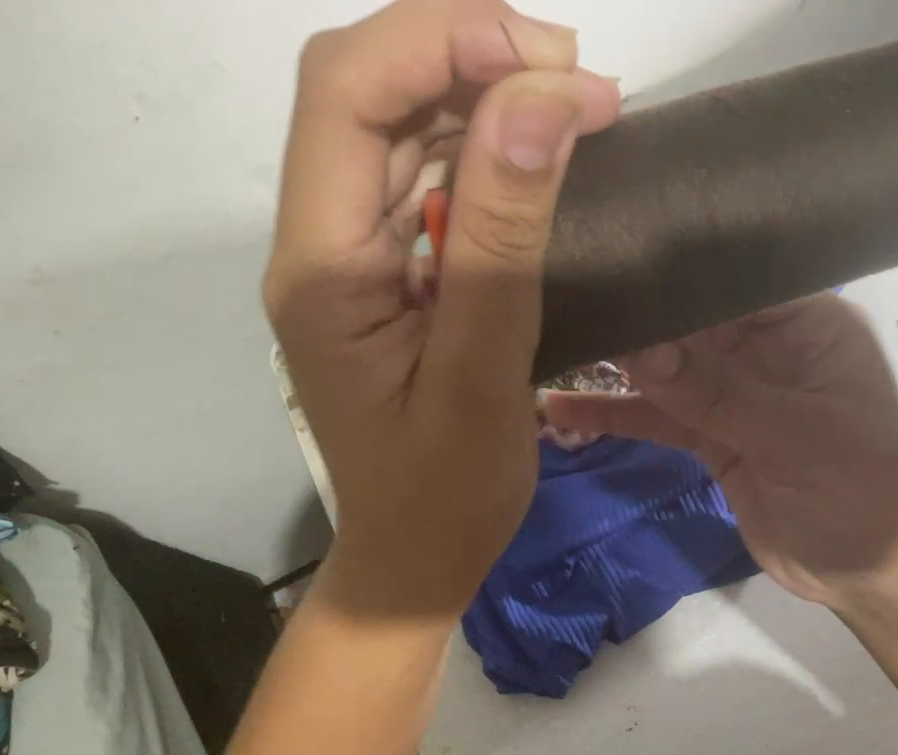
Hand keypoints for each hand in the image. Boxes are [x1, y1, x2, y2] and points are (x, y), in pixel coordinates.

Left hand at [264, 0, 620, 620]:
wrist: (412, 559)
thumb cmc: (445, 496)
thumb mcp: (483, 378)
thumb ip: (501, 241)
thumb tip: (540, 99)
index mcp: (322, 268)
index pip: (346, 95)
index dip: (440, 40)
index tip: (551, 63)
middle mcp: (318, 243)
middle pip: (364, 89)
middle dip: (467, 52)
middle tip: (577, 81)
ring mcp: (347, 255)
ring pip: (395, 122)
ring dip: (482, 91)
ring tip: (578, 106)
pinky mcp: (382, 271)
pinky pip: (420, 175)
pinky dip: (482, 145)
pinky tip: (540, 153)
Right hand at [543, 295, 897, 609]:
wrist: (865, 576)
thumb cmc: (858, 494)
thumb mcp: (794, 438)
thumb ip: (716, 394)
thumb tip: (639, 350)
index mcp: (808, 326)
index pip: (734, 281)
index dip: (675, 269)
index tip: (610, 255)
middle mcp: (768, 349)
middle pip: (690, 321)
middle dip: (634, 314)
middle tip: (562, 294)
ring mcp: (735, 394)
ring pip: (666, 370)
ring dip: (613, 366)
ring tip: (550, 345)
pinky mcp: (711, 437)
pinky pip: (657, 418)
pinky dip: (614, 416)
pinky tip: (559, 410)